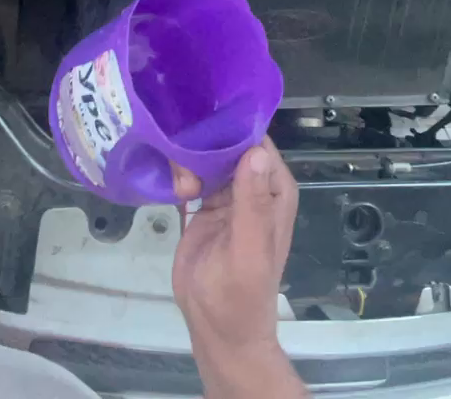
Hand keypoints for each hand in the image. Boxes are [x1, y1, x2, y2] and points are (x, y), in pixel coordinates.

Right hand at [172, 139, 303, 396]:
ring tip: (182, 189)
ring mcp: (227, 193)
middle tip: (185, 163)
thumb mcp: (248, 249)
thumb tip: (255, 152)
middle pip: (226, 141)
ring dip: (187, 162)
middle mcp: (253, 186)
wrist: (217, 329)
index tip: (202, 120)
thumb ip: (252, 203)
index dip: (230, 127)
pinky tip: (175, 191)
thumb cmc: (239, 294)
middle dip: (202, 144)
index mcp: (274, 191)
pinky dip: (179, 174)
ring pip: (204, 154)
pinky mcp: (203, 204)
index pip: (256, 141)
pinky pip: (190, 172)